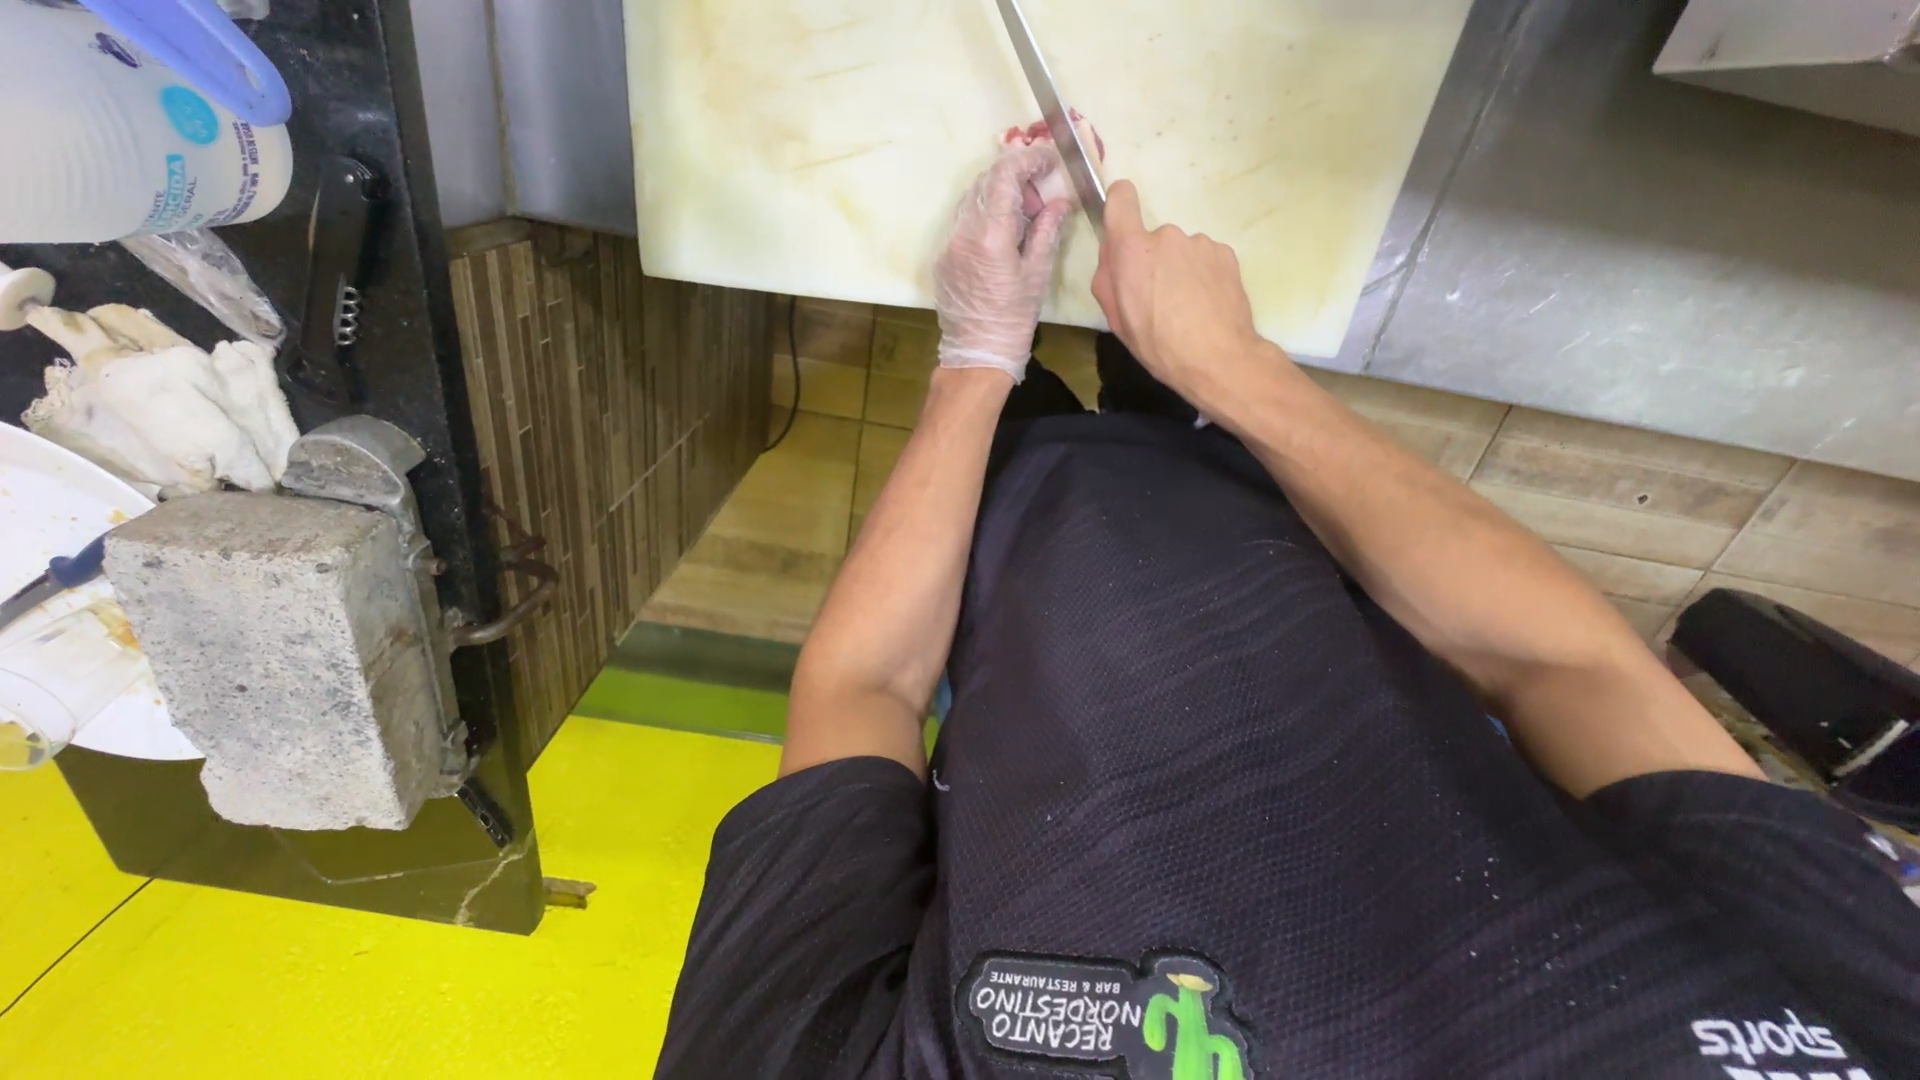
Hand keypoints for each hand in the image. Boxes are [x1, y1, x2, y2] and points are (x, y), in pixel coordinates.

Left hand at [933, 144, 1072, 382]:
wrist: (977, 354)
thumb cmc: (1012, 320)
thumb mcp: (1037, 275)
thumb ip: (1047, 231)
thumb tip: (1059, 203)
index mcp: (990, 235)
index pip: (1004, 175)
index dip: (1028, 159)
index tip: (1048, 161)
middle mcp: (962, 232)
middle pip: (985, 181)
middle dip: (1015, 177)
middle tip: (1039, 197)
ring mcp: (948, 244)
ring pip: (971, 198)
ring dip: (999, 195)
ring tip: (1024, 217)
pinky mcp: (942, 257)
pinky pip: (963, 221)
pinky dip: (984, 215)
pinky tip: (1002, 234)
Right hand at [1091, 181, 1268, 402]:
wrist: (1218, 358)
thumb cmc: (1158, 344)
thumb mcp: (1116, 320)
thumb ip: (1107, 279)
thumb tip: (1112, 254)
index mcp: (1133, 250)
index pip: (1121, 200)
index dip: (1120, 206)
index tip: (1123, 225)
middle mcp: (1167, 236)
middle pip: (1151, 240)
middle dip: (1152, 263)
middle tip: (1159, 301)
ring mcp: (1200, 242)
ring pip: (1181, 251)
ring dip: (1179, 271)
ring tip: (1186, 307)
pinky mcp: (1226, 253)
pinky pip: (1204, 259)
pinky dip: (1203, 276)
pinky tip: (1206, 305)